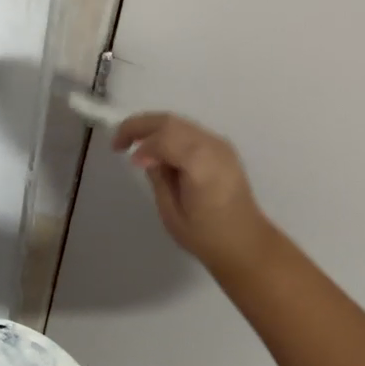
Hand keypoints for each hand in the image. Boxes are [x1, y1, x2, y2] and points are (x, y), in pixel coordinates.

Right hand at [114, 112, 275, 274]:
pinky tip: (156, 150)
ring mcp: (220, 145)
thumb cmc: (206, 236)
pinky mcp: (222, 149)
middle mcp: (213, 147)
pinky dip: (168, 134)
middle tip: (118, 142)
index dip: (142, 146)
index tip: (129, 162)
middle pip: (170, 122)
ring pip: (179, 122)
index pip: (164, 138)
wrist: (246, 243)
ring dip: (153, 128)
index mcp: (202, 166)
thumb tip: (147, 158)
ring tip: (132, 144)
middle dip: (140, 126)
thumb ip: (159, 179)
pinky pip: (189, 131)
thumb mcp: (172, 214)